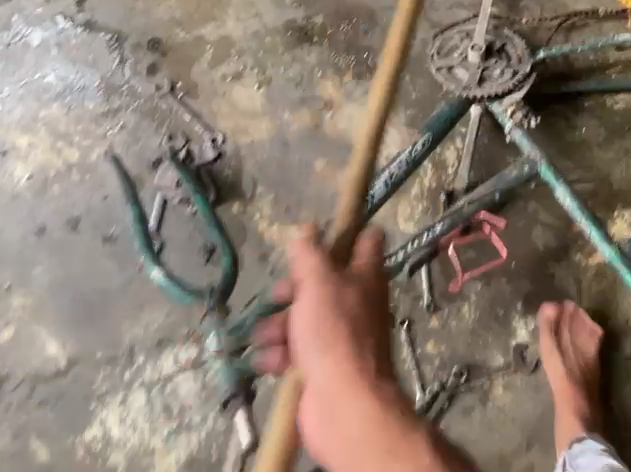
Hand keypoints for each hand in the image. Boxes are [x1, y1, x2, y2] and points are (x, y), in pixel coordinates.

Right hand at [254, 227, 417, 469]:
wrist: (345, 403)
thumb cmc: (335, 332)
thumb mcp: (319, 282)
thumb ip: (310, 253)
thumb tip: (307, 228)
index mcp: (365, 274)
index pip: (366, 239)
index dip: (347, 232)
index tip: (319, 235)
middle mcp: (357, 301)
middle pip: (323, 282)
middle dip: (294, 289)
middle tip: (278, 295)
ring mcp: (342, 336)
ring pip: (305, 318)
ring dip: (279, 325)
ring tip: (263, 336)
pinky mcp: (324, 365)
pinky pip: (297, 352)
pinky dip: (280, 354)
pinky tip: (267, 361)